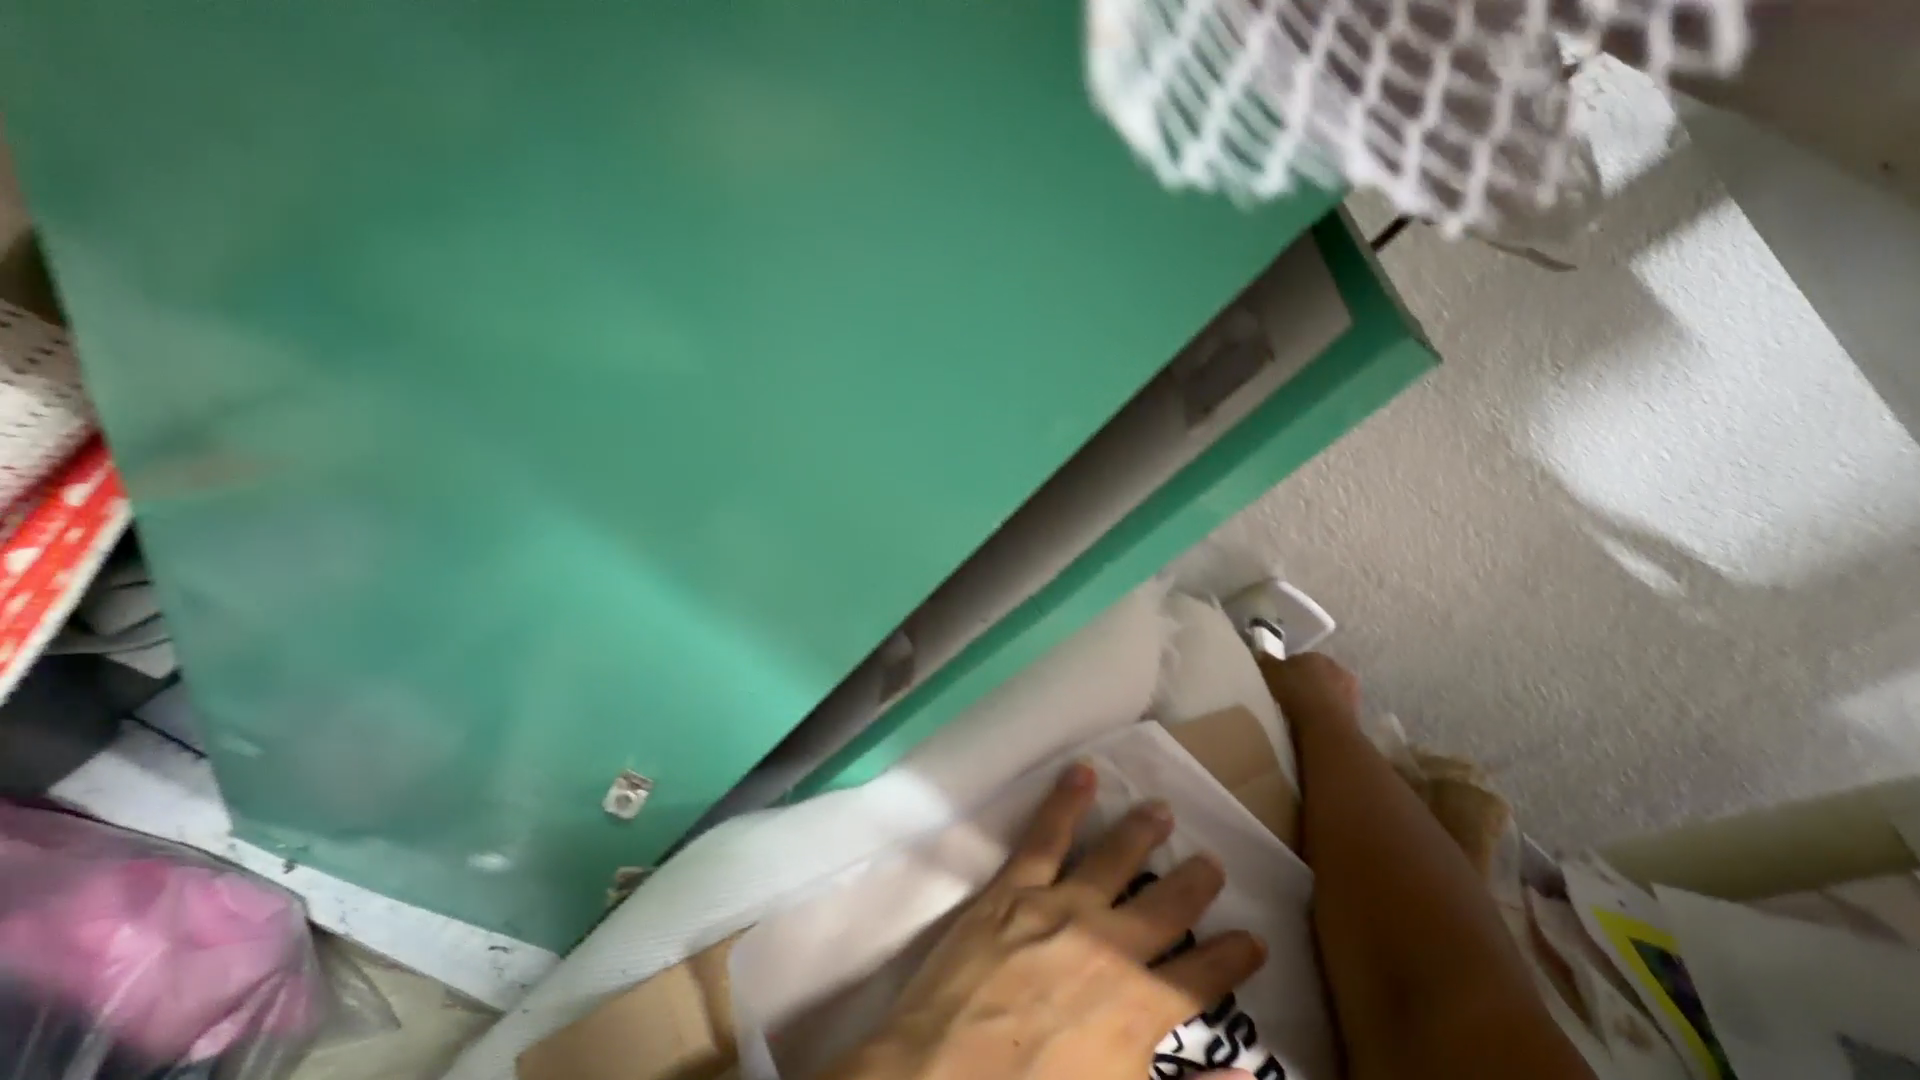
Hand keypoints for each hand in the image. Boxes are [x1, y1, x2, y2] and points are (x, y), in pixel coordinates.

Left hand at [826, 762, 1266, 1079]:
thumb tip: (1248, 1079)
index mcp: (1142, 1005)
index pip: (1205, 976)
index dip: (1234, 958)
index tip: (1253, 940)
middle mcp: (1112, 946)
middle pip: (1167, 905)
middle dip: (1196, 883)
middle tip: (1211, 862)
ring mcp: (1061, 909)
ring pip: (1113, 859)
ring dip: (1140, 832)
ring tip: (1161, 809)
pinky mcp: (1011, 891)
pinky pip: (1044, 837)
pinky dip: (1066, 801)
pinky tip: (1082, 774)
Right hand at [1257, 651, 1360, 728]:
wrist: (1326, 727)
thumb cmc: (1296, 695)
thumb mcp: (1271, 674)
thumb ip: (1265, 662)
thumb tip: (1259, 652)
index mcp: (1316, 656)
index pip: (1298, 660)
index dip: (1286, 672)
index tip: (1276, 685)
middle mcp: (1336, 668)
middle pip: (1315, 676)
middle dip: (1304, 685)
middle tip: (1287, 699)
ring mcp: (1349, 691)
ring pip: (1326, 693)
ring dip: (1316, 701)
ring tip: (1299, 715)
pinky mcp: (1356, 712)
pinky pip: (1333, 711)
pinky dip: (1325, 715)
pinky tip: (1312, 725)